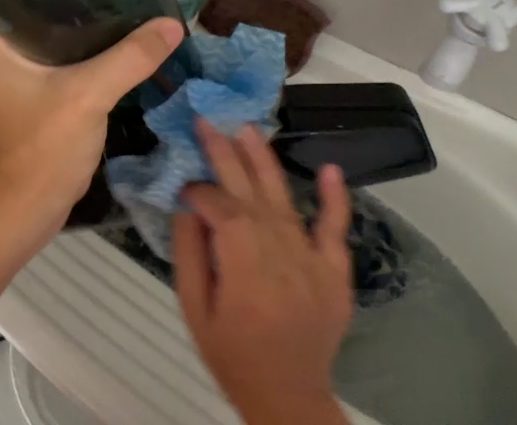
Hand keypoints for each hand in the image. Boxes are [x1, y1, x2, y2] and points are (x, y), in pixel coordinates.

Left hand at [0, 19, 183, 234]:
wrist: (39, 198)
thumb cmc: (47, 141)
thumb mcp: (90, 94)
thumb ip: (130, 58)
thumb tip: (172, 24)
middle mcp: (1, 44)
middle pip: (34, 2)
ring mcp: (22, 65)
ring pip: (54, 26)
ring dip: (81, 15)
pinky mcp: (42, 83)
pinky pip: (66, 49)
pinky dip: (89, 42)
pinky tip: (119, 30)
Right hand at [172, 121, 353, 424]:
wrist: (287, 395)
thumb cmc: (230, 352)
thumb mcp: (193, 307)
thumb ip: (190, 253)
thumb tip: (187, 203)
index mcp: (246, 272)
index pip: (221, 211)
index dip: (199, 190)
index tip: (181, 183)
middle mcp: (283, 260)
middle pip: (251, 196)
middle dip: (225, 155)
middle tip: (205, 120)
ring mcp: (314, 264)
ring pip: (286, 201)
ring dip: (265, 162)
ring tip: (246, 127)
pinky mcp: (335, 272)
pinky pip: (335, 230)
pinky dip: (335, 199)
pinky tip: (331, 169)